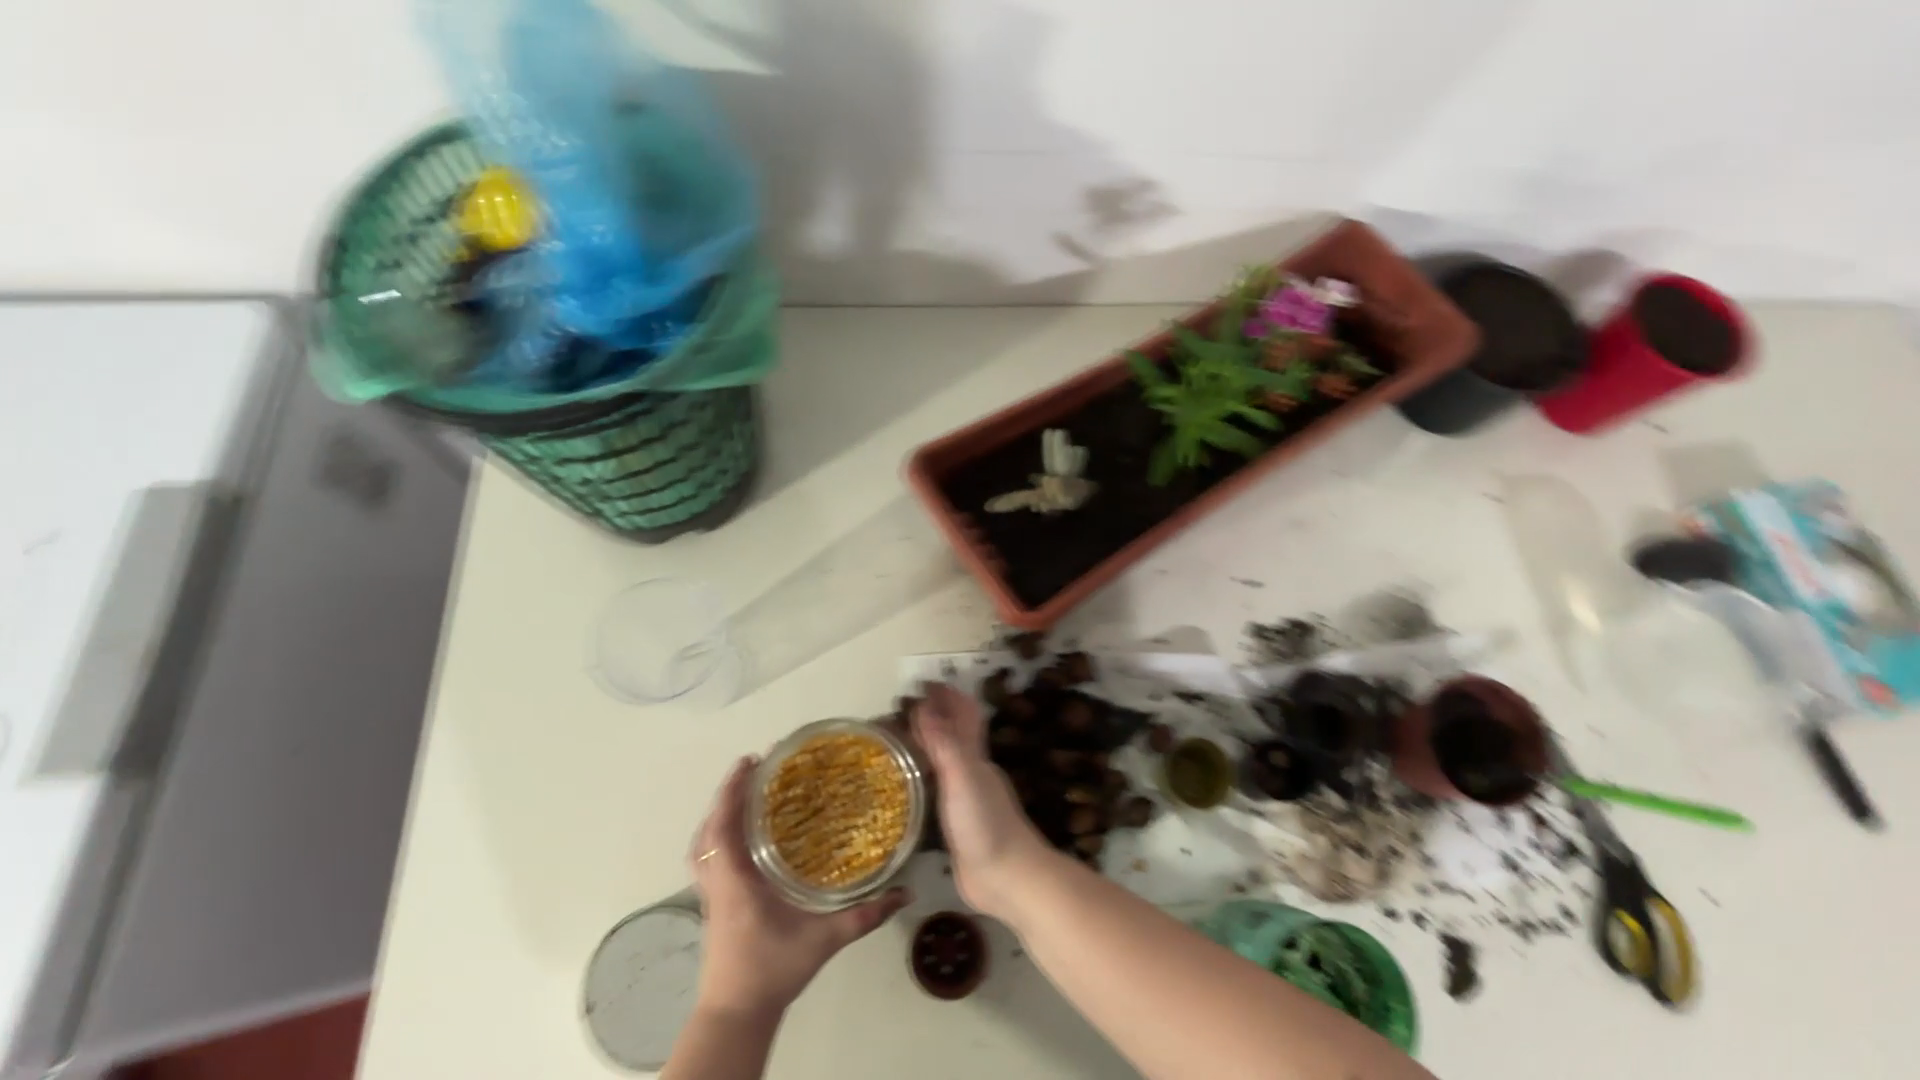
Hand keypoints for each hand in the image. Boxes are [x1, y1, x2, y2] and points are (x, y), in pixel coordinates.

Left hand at [690, 757, 909, 1015]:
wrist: (736, 1013)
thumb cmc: (772, 971)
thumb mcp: (824, 940)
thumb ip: (863, 916)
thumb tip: (904, 893)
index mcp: (735, 881)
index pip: (724, 826)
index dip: (732, 791)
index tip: (750, 762)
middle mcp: (717, 882)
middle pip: (708, 829)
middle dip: (726, 796)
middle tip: (752, 771)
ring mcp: (710, 896)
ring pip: (702, 846)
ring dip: (718, 817)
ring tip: (744, 798)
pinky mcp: (712, 908)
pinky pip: (707, 862)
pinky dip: (717, 840)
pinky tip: (741, 841)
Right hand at [910, 682, 1056, 920]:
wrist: (1008, 879)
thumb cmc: (985, 825)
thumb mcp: (963, 778)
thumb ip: (945, 744)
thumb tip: (926, 706)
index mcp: (976, 759)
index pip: (964, 717)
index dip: (948, 697)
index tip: (925, 682)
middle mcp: (974, 774)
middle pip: (955, 737)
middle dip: (935, 719)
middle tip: (904, 710)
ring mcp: (968, 800)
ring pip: (947, 764)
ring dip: (929, 749)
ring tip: (901, 743)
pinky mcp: (959, 826)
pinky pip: (940, 791)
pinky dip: (926, 780)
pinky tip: (911, 787)